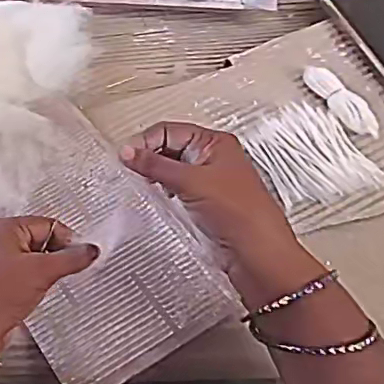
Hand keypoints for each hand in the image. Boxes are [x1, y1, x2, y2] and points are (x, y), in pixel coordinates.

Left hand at [0, 217, 98, 344]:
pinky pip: (31, 271)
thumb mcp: (43, 271)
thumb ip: (72, 258)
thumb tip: (90, 250)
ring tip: (39, 283)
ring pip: (39, 257)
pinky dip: (39, 280)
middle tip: (57, 271)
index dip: (67, 240)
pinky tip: (34, 290)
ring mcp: (2, 259)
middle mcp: (1, 239)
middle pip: (45, 239)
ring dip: (47, 270)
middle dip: (57, 257)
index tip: (81, 255)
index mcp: (5, 228)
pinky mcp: (4, 277)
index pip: (49, 224)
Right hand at [119, 122, 297, 259]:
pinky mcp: (200, 201)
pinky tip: (156, 200)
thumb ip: (155, 165)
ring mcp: (206, 181)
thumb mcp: (190, 181)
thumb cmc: (241, 214)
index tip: (127, 157)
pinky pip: (172, 189)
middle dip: (148, 159)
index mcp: (215, 143)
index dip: (145, 142)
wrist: (255, 253)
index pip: (168, 130)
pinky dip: (161, 192)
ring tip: (143, 185)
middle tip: (132, 171)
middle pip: (167, 148)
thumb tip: (129, 152)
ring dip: (153, 177)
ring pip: (168, 170)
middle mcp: (211, 158)